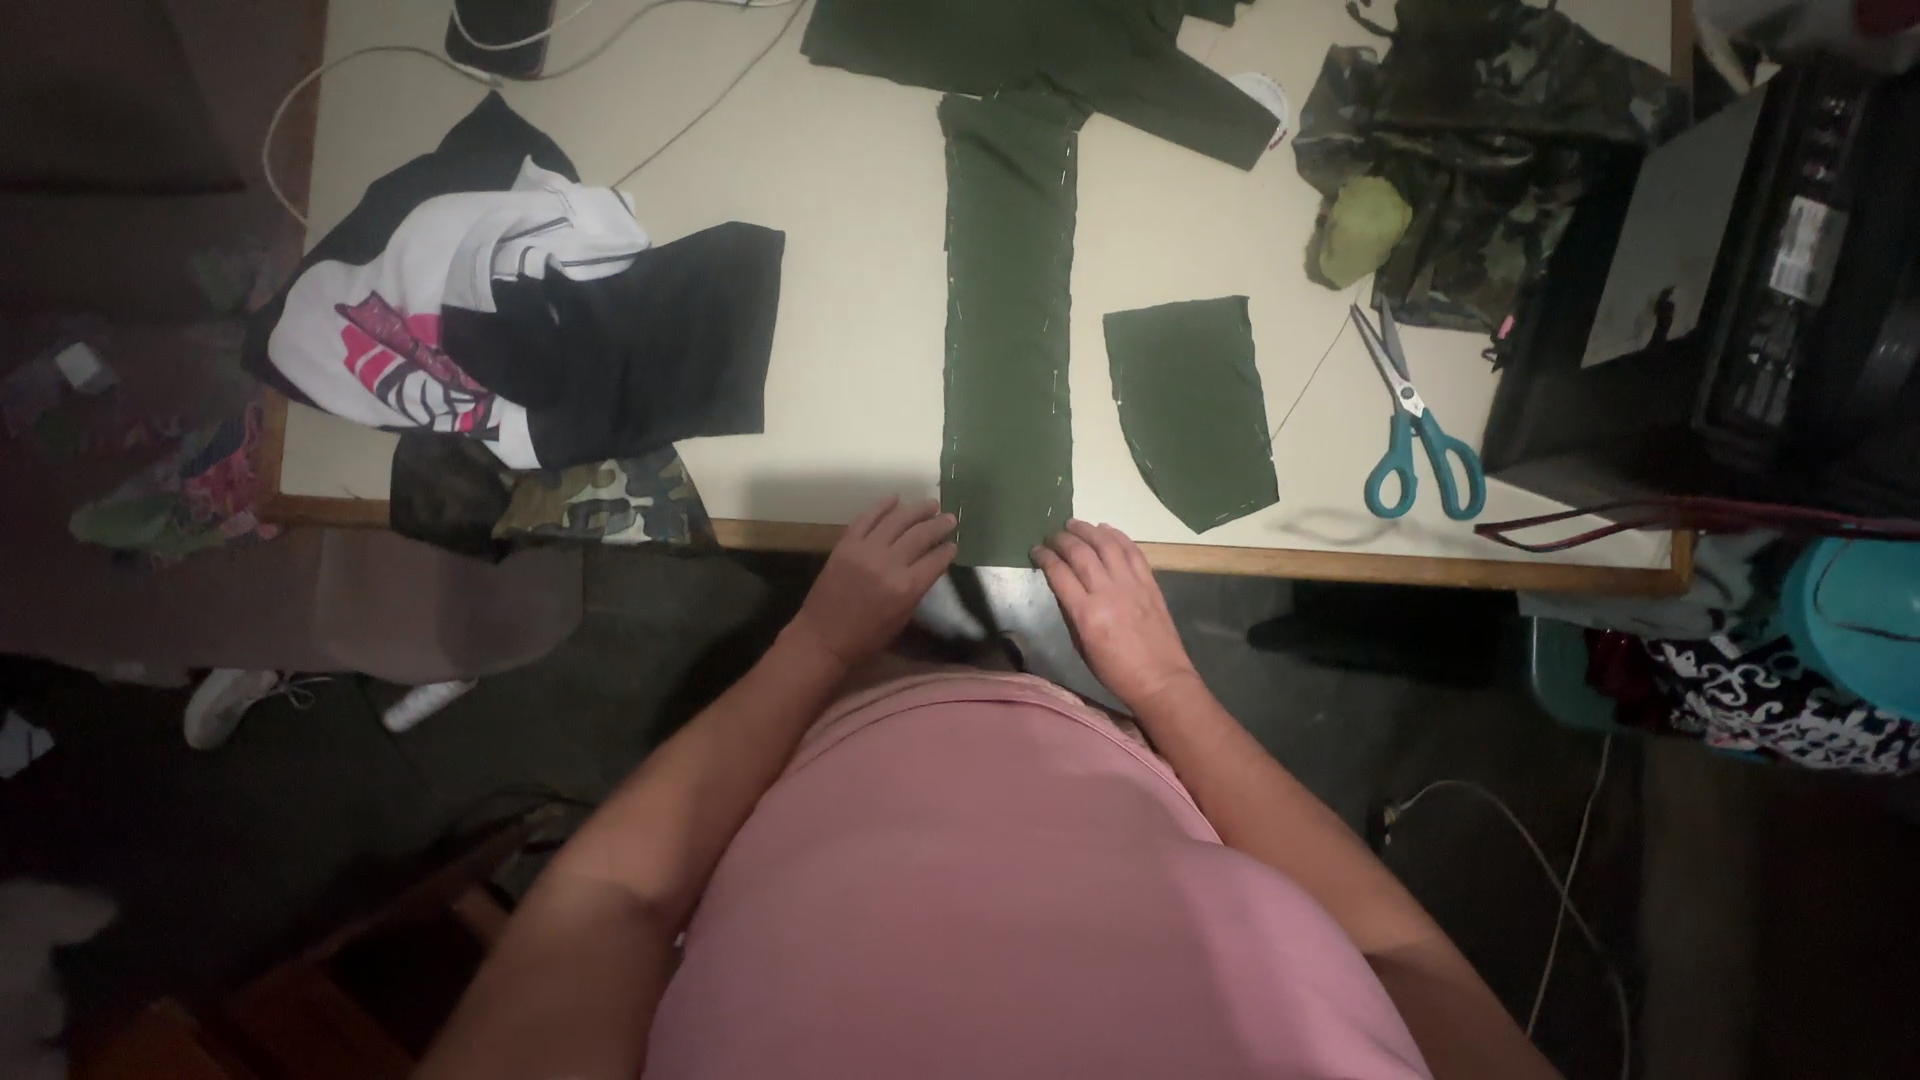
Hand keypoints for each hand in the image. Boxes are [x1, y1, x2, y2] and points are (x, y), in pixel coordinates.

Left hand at [789, 496, 956, 669]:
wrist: (822, 638)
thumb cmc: (866, 637)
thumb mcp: (902, 617)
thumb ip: (917, 588)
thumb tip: (929, 564)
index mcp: (906, 588)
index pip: (936, 560)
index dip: (948, 551)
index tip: (953, 544)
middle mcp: (889, 564)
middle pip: (920, 535)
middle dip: (938, 525)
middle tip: (950, 518)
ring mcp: (865, 551)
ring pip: (897, 520)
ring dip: (916, 510)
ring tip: (931, 504)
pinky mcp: (846, 545)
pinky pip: (866, 518)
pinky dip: (882, 505)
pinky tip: (895, 499)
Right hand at [1032, 520, 1200, 711]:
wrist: (1161, 679)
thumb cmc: (1115, 671)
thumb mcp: (1082, 647)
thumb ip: (1070, 613)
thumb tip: (1062, 586)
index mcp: (1086, 613)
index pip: (1059, 573)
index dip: (1044, 557)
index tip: (1036, 550)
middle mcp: (1108, 592)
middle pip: (1081, 553)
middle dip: (1062, 540)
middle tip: (1052, 535)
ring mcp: (1132, 584)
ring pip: (1107, 545)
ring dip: (1088, 530)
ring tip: (1074, 524)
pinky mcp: (1150, 583)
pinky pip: (1132, 551)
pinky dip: (1117, 536)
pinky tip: (1105, 529)